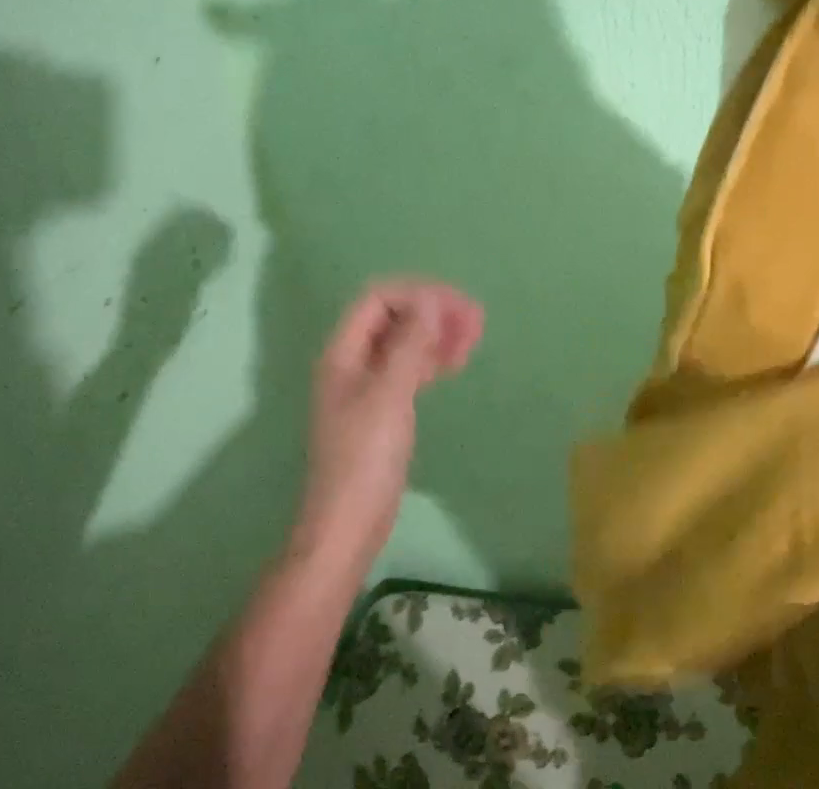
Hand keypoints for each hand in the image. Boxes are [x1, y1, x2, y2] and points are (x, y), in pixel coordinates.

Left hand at [295, 280, 482, 557]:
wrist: (349, 523)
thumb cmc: (365, 458)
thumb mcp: (390, 395)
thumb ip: (409, 344)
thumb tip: (430, 301)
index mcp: (343, 353)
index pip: (379, 299)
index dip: (419, 295)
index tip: (459, 308)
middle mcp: (352, 363)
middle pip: (393, 317)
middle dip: (432, 311)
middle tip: (475, 320)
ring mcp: (367, 386)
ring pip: (404, 343)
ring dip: (436, 333)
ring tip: (473, 339)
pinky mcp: (383, 408)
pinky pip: (409, 368)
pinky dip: (432, 359)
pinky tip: (455, 363)